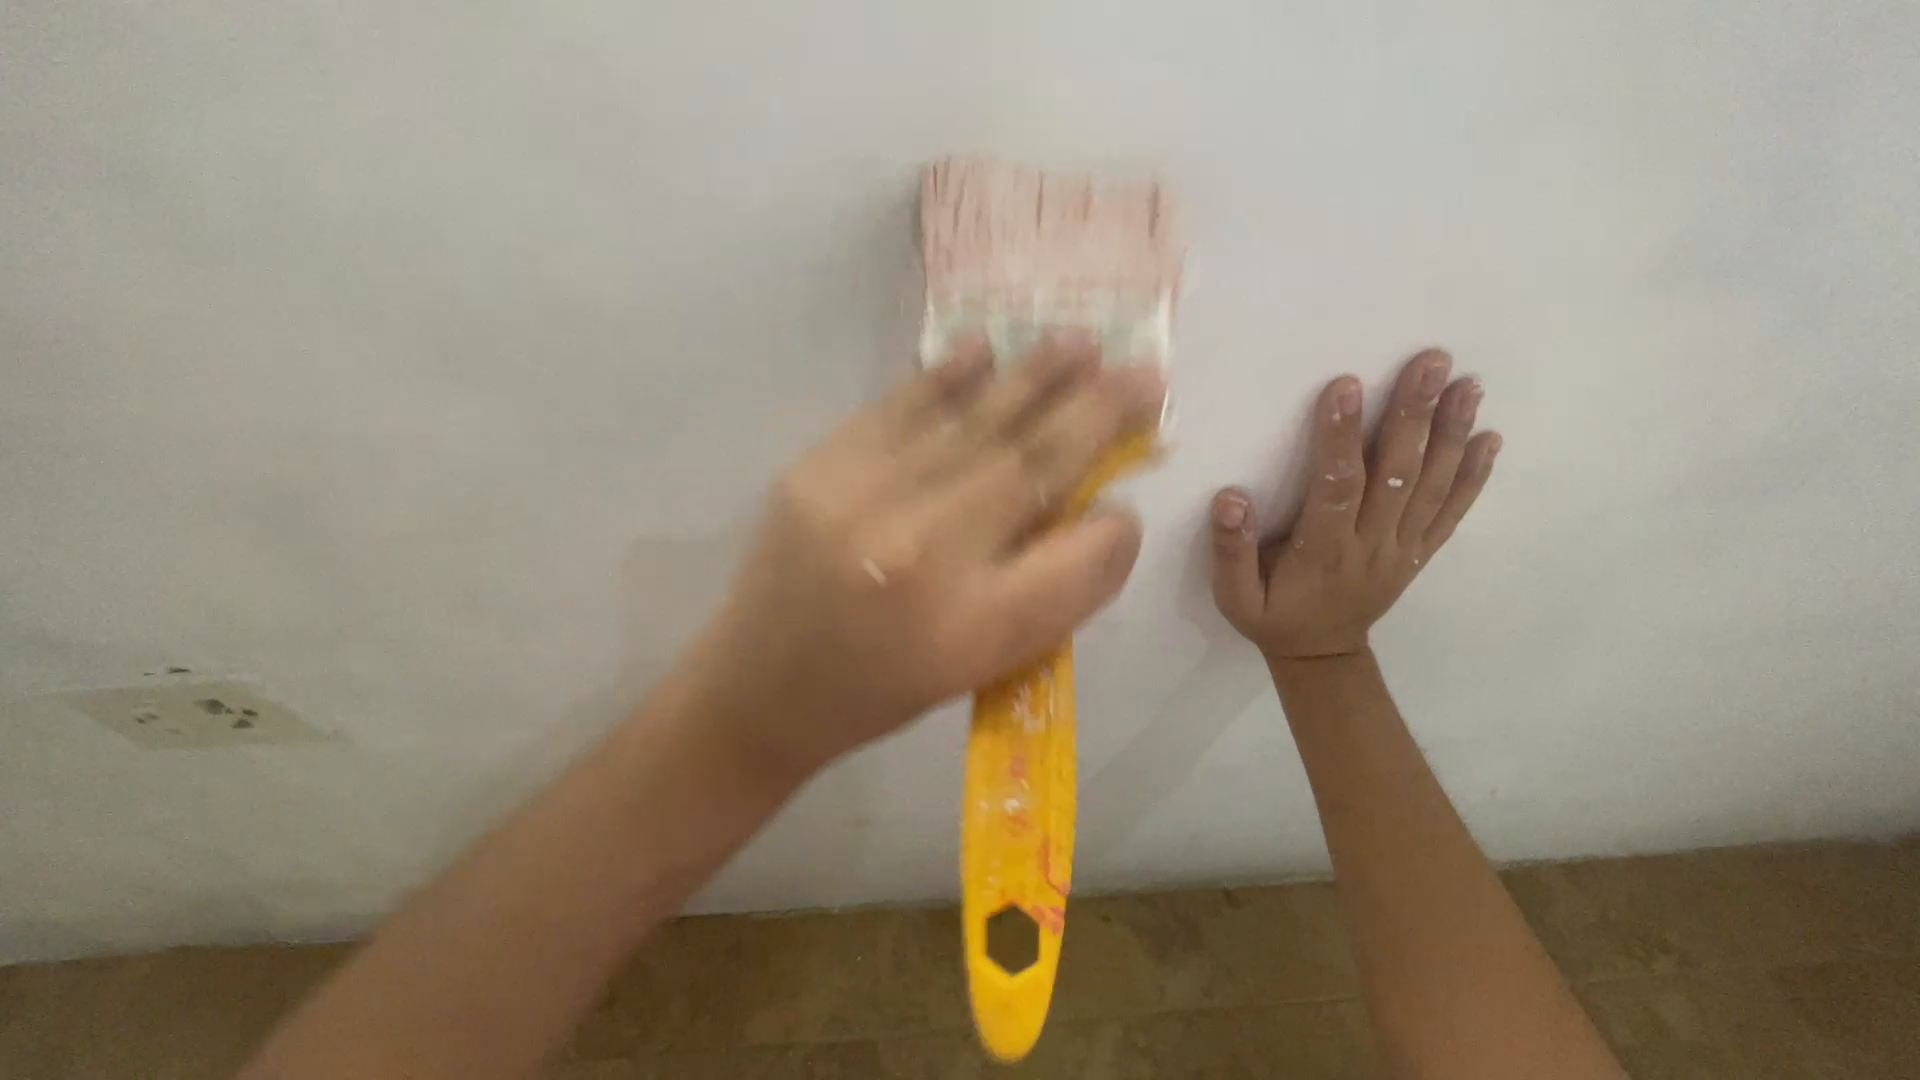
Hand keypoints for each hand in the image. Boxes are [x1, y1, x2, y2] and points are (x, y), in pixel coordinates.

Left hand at [696, 332, 1165, 772]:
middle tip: (1144, 376)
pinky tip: (988, 348)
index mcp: (976, 629)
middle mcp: (928, 558)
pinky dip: (948, 375)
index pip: (1081, 559)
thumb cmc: (881, 690)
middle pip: (1036, 468)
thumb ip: (1046, 594)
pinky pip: (900, 407)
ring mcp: (867, 502)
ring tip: (1083, 343)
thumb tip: (1097, 511)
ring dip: (1037, 377)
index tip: (1125, 500)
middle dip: (1098, 414)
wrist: (760, 688)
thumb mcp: (978, 665)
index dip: (1115, 526)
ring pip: (976, 424)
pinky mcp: (819, 470)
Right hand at [1209, 349, 1499, 660]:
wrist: (1323, 658)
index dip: (1340, 437)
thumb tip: (1230, 497)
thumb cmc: (1273, 618)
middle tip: (1431, 363)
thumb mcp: (1234, 597)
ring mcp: (1402, 548)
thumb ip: (1232, 550)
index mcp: (1325, 552)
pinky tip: (1489, 437)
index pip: (1336, 487)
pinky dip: (1473, 476)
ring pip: (1431, 486)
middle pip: (1397, 474)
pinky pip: (1451, 512)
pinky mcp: (1419, 551)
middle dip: (1413, 415)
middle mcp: (1371, 544)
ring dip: (1450, 433)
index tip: (1348, 386)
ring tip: (1467, 384)